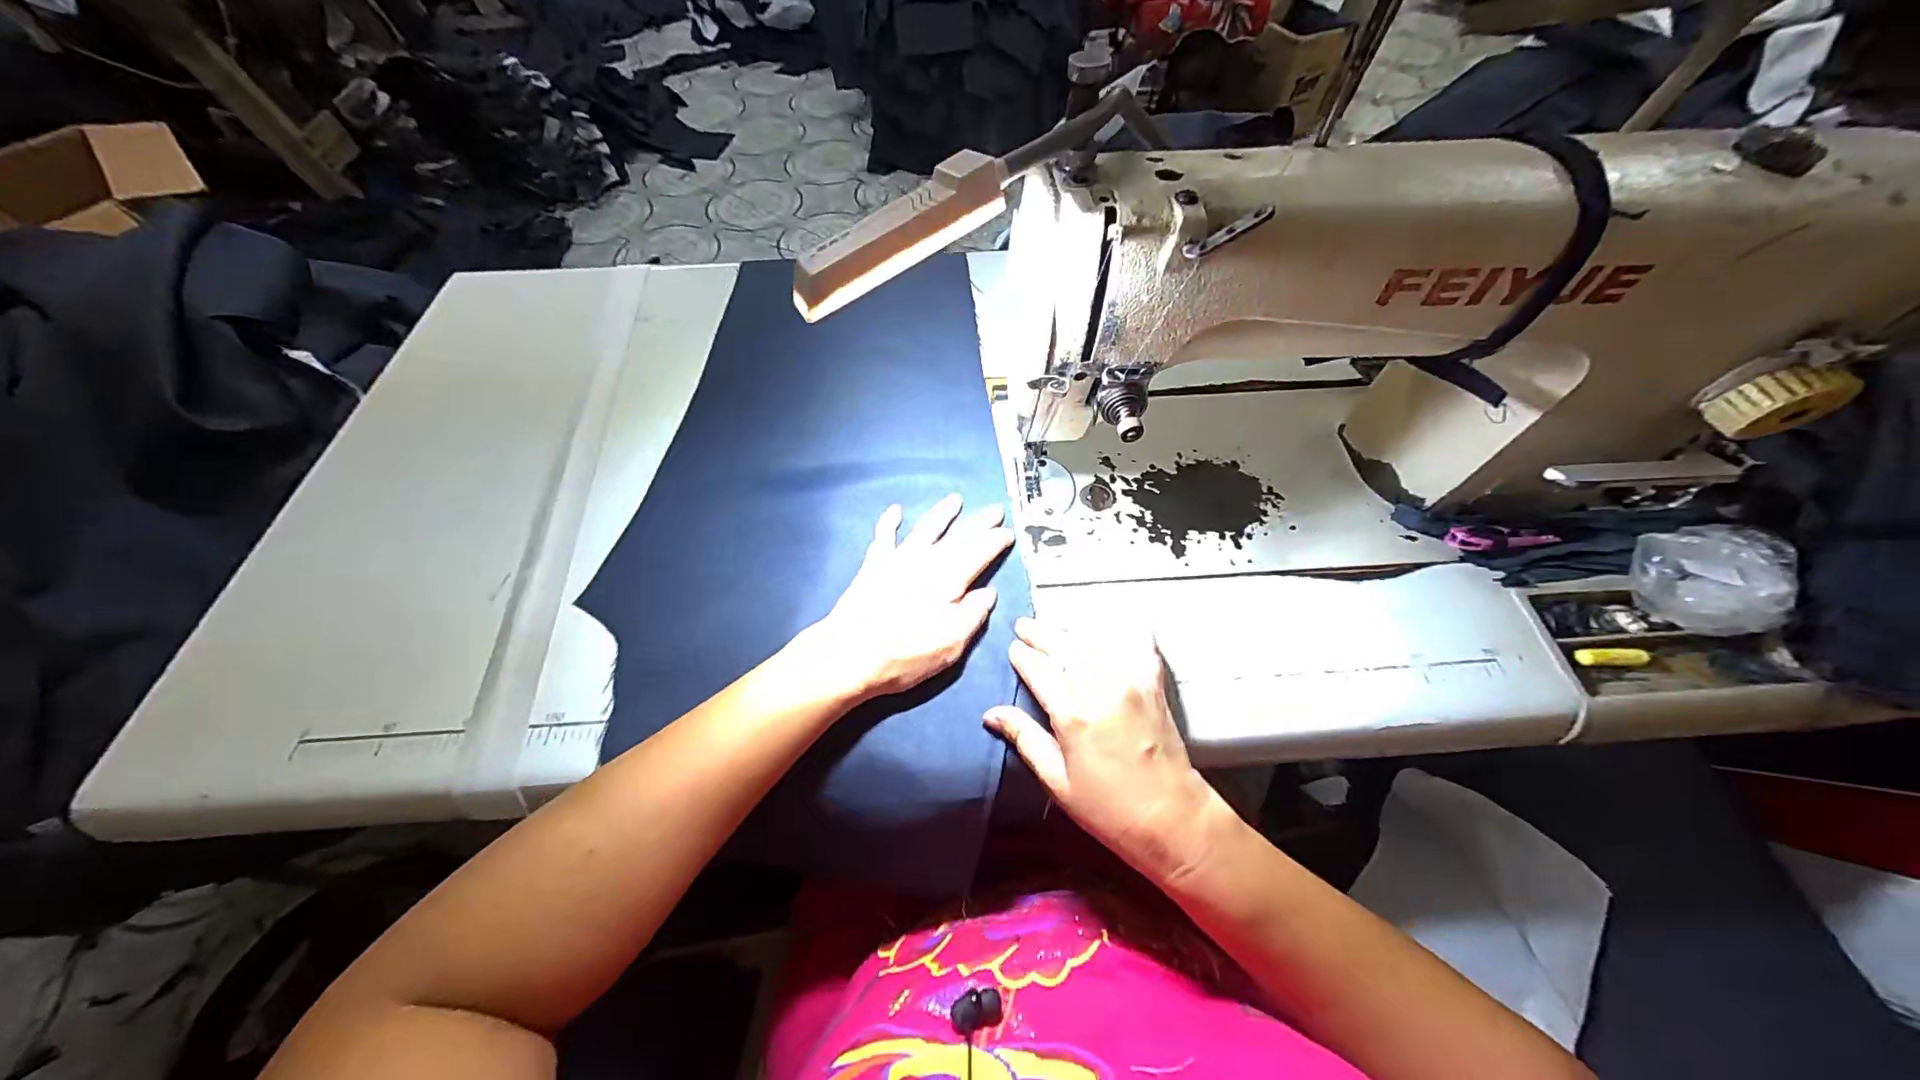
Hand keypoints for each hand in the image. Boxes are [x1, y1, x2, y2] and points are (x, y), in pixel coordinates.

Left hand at [801, 494, 1013, 701]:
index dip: (996, 541)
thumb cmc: (905, 655)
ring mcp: (898, 559)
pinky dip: (890, 522)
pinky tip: (896, 511)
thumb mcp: (951, 645)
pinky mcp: (874, 565)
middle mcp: (926, 561)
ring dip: (942, 513)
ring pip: (925, 528)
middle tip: (995, 510)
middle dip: (979, 522)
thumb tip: (988, 593)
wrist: (849, 654)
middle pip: (958, 536)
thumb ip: (973, 615)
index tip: (1009, 533)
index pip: (980, 552)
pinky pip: (885, 536)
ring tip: (955, 500)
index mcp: (949, 579)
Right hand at [984, 617, 1223, 883]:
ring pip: (1094, 641)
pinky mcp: (1154, 683)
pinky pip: (1134, 643)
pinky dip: (1118, 630)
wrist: (1171, 816)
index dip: (1023, 656)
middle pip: (1065, 647)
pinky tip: (1107, 624)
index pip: (1040, 670)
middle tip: (1024, 626)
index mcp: (1074, 716)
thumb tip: (991, 713)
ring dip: (1070, 630)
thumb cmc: (1108, 808)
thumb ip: (1025, 739)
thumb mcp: (1057, 781)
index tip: (1013, 649)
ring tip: (1054, 627)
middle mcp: (1102, 689)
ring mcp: (1132, 682)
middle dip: (1041, 633)